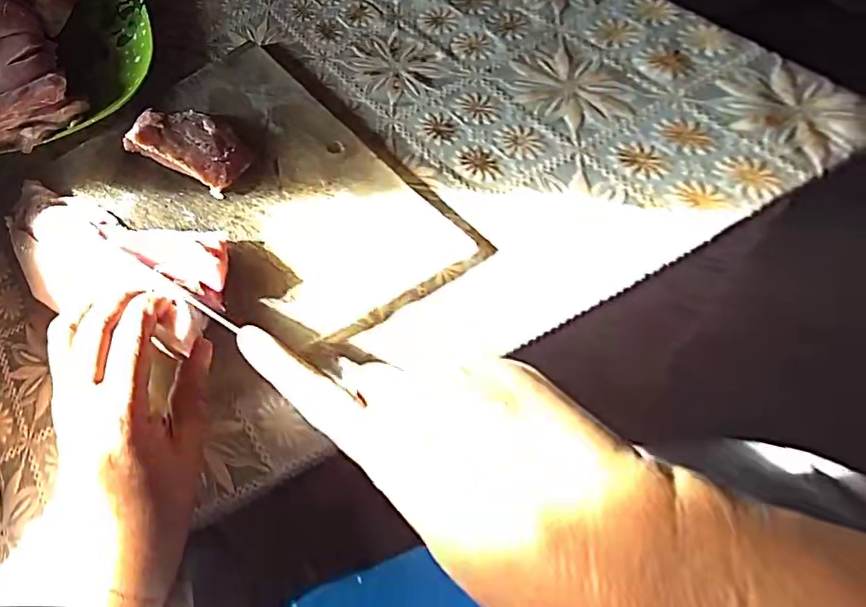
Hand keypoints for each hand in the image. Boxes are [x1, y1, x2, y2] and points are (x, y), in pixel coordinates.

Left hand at [44, 291, 211, 606]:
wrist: (107, 548)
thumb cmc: (154, 512)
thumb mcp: (187, 454)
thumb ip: (192, 392)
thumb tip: (200, 346)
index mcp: (120, 413)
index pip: (128, 337)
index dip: (148, 307)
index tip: (167, 297)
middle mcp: (83, 398)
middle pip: (92, 323)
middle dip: (119, 295)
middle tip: (146, 288)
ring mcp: (64, 397)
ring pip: (66, 327)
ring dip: (92, 303)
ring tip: (120, 295)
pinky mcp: (58, 400)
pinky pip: (60, 346)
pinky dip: (77, 321)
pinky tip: (98, 320)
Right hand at [235, 327, 738, 605]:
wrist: (666, 569)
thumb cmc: (560, 585)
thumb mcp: (459, 547)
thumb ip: (407, 476)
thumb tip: (384, 435)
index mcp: (409, 478)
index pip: (326, 407)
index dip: (283, 370)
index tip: (252, 338)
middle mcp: (427, 427)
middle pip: (382, 388)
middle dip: (400, 402)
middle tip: (450, 442)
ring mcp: (468, 396)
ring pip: (427, 380)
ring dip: (450, 402)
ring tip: (500, 444)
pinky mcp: (508, 373)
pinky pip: (474, 372)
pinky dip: (491, 393)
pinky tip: (525, 432)